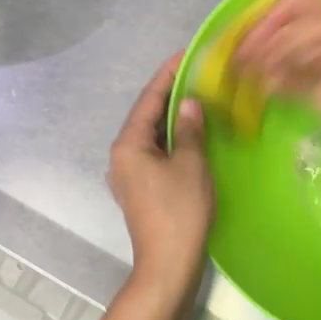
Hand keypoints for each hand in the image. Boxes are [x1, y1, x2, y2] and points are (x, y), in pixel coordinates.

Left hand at [108, 55, 214, 288]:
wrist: (167, 265)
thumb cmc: (179, 212)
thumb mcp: (191, 166)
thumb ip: (190, 130)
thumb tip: (189, 103)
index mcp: (127, 145)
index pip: (148, 99)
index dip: (168, 74)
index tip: (187, 54)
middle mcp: (121, 156)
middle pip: (147, 116)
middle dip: (171, 95)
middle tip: (199, 75)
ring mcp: (128, 175)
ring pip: (151, 136)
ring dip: (173, 119)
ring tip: (200, 100)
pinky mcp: (139, 191)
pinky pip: (155, 154)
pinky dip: (172, 141)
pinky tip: (192, 136)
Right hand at [233, 0, 320, 159]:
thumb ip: (288, 80)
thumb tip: (258, 77)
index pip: (296, 1)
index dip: (266, 16)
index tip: (243, 40)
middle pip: (296, 20)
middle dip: (265, 37)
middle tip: (239, 59)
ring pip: (302, 42)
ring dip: (275, 54)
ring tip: (249, 75)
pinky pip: (311, 62)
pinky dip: (290, 70)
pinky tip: (273, 86)